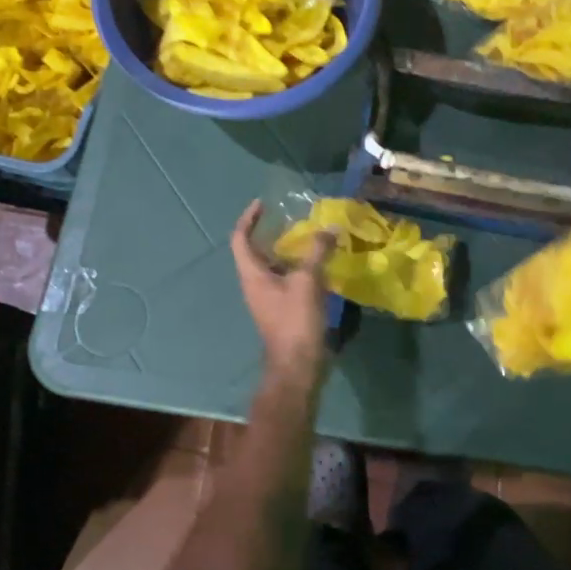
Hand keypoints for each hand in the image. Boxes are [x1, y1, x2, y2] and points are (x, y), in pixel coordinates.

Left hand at [231, 201, 334, 377]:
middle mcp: (255, 284)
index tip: (263, 203)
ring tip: (312, 238)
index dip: (249, 218)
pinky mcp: (284, 310)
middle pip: (257, 251)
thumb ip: (317, 251)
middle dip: (273, 233)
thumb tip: (330, 228)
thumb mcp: (307, 281)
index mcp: (252, 274)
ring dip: (290, 251)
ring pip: (275, 266)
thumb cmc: (295, 321)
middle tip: (293, 218)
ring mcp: (269, 299)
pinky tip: (321, 265)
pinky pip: (288, 280)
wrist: (298, 366)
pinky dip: (300, 269)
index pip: (240, 238)